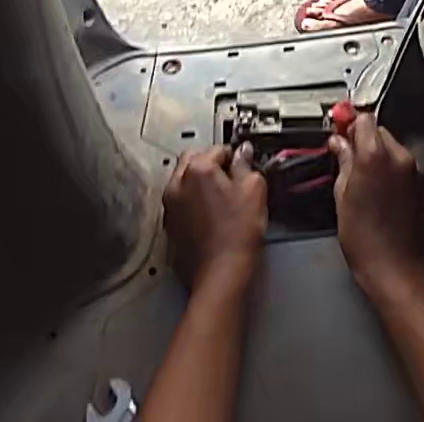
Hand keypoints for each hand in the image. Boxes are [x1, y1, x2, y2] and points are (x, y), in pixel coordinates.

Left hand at [164, 145, 266, 293]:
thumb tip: (244, 152)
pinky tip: (210, 214)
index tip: (244, 165)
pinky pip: (180, 202)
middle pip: (193, 159)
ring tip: (220, 196)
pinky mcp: (169, 226)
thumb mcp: (254, 189)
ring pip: (183, 179)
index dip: (234, 155)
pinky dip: (191, 201)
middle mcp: (178, 184)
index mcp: (198, 169)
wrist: (221, 275)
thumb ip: (246, 164)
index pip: (218, 148)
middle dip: (210, 162)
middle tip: (230, 177)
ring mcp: (170, 206)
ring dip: (198, 181)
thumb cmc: (238, 233)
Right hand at [328, 114, 423, 296]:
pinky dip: (388, 166)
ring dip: (376, 153)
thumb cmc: (364, 239)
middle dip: (362, 139)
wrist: (395, 268)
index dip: (349, 124)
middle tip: (346, 157)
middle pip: (378, 130)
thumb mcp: (342, 196)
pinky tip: (377, 188)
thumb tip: (339, 143)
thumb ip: (343, 161)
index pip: (364, 119)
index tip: (340, 133)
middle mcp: (398, 156)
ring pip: (390, 145)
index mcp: (375, 155)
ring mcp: (411, 168)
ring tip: (361, 178)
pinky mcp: (419, 181)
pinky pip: (400, 162)